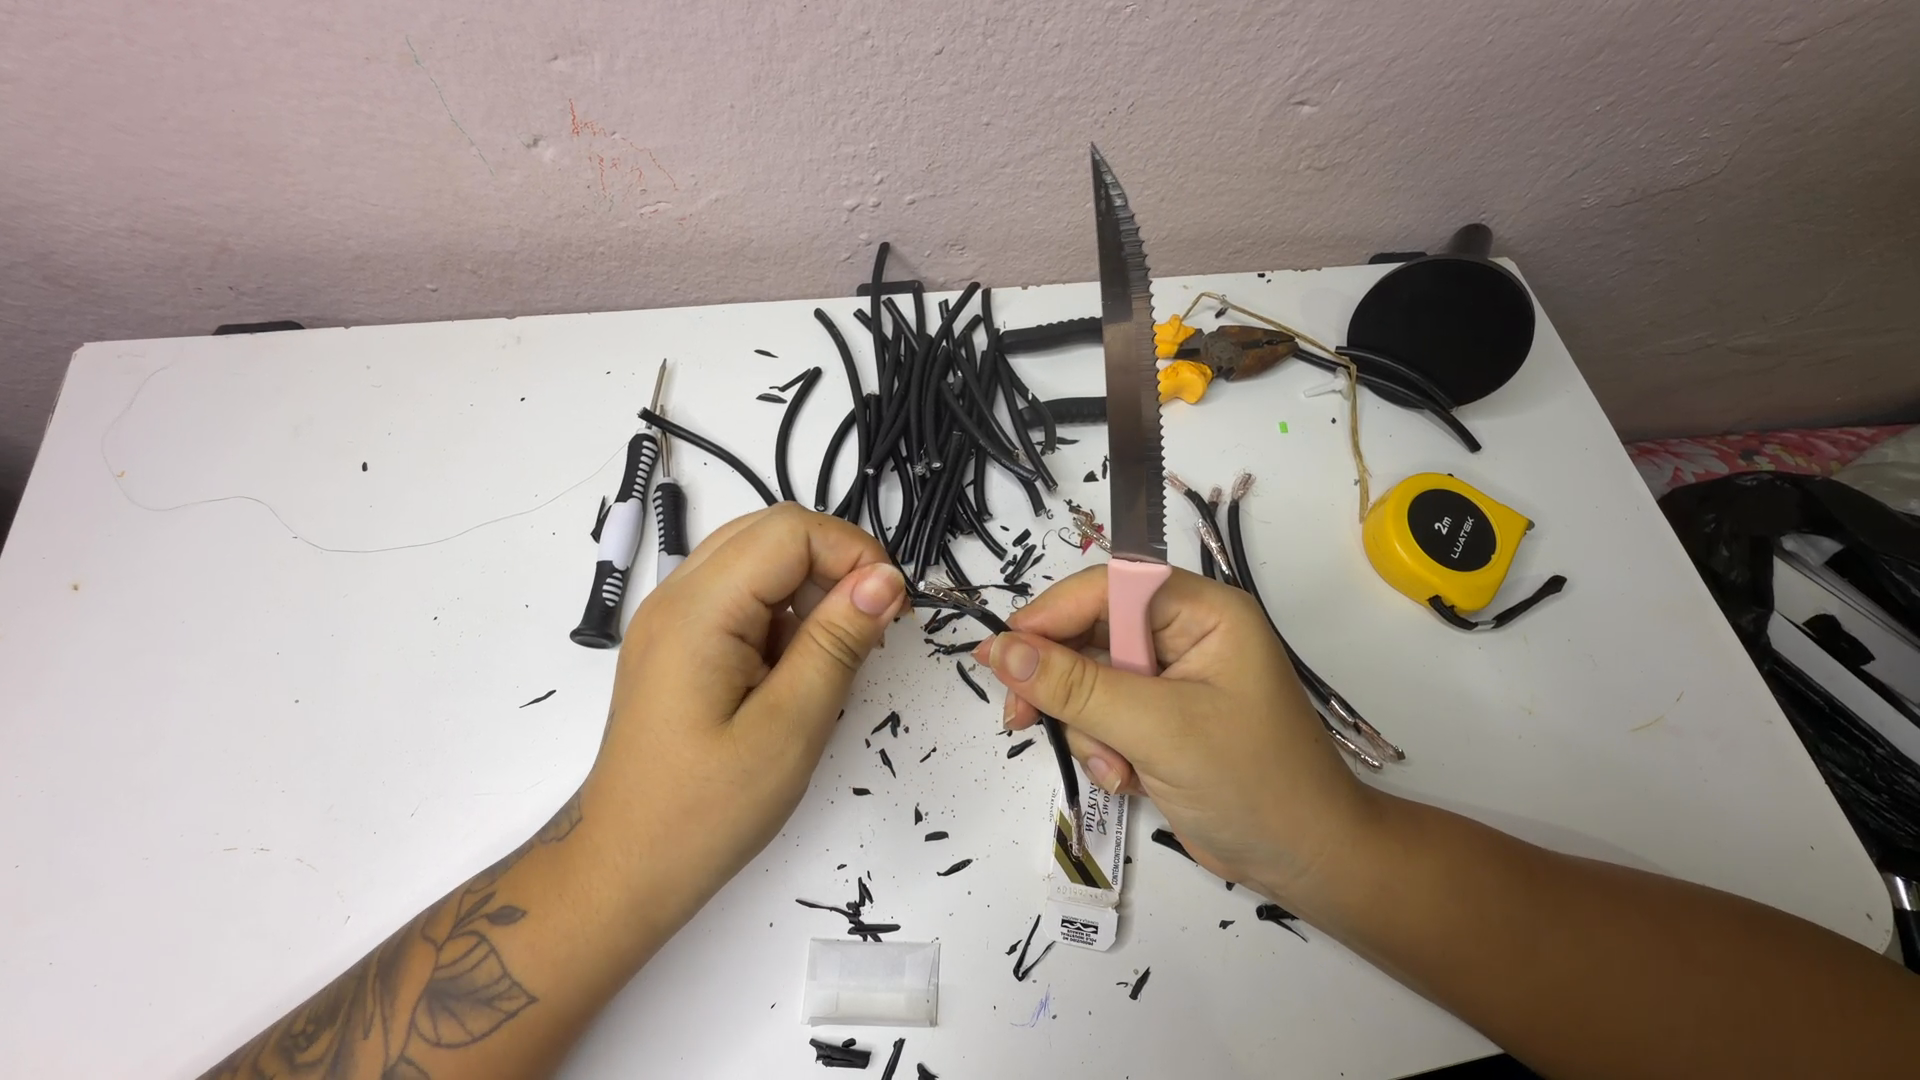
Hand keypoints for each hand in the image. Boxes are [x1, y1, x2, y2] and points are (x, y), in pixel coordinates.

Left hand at [583, 504, 906, 919]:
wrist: (625, 868)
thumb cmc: (707, 810)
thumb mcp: (790, 727)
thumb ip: (838, 642)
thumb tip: (886, 577)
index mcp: (697, 610)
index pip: (790, 530)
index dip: (852, 552)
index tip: (891, 609)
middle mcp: (676, 596)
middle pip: (772, 531)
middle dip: (835, 562)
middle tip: (872, 624)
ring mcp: (672, 617)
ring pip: (759, 558)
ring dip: (811, 586)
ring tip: (838, 648)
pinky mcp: (680, 641)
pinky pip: (742, 594)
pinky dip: (785, 610)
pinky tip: (799, 664)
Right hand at [972, 565, 1374, 905]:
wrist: (1304, 862)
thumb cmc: (1251, 784)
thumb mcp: (1159, 730)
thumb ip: (1076, 688)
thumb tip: (1000, 651)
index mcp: (1201, 611)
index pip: (1109, 587)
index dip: (1053, 613)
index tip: (1003, 652)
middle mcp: (1182, 634)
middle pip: (1090, 633)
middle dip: (1061, 682)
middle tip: (1021, 717)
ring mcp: (1169, 678)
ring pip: (1086, 679)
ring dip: (1086, 728)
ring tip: (1115, 769)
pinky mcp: (1157, 717)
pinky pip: (1100, 715)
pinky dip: (1101, 748)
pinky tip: (1128, 780)